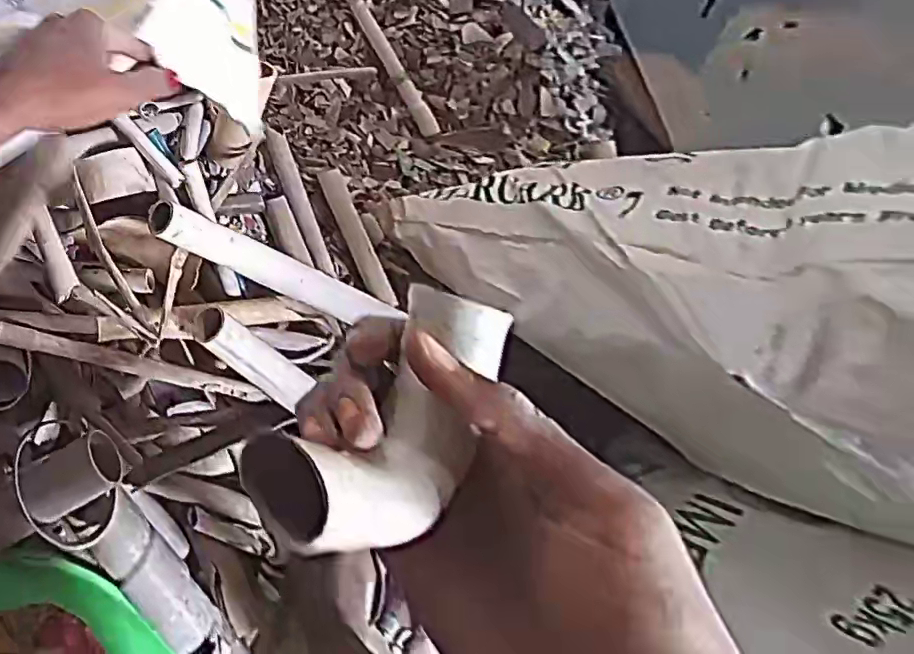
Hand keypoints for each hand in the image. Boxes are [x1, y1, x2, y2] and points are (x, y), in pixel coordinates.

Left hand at [0, 10, 177, 138]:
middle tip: (117, 100)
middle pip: (105, 51)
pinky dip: (64, 82)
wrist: (2, 107)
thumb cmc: (55, 96)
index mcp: (92, 24)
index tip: (155, 83)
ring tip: (87, 104)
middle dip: (115, 75)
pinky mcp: (23, 56)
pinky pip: (55, 68)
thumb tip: (171, 79)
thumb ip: (151, 84)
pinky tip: (62, 101)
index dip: (149, 68)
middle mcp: (64, 22)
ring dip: (88, 79)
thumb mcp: (116, 94)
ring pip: (78, 59)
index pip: (135, 46)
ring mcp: (40, 37)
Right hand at [297, 320, 738, 653]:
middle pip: (373, 385)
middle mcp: (447, 455)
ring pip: (343, 423)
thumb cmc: (646, 619)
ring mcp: (412, 492)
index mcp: (497, 434)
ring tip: (344, 439)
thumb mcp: (601, 502)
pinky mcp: (386, 534)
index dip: (392, 340)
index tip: (375, 346)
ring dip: (327, 413)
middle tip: (364, 414)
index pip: (430, 362)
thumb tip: (431, 352)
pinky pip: (334, 481)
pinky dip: (314, 461)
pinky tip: (324, 462)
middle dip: (352, 381)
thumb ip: (517, 420)